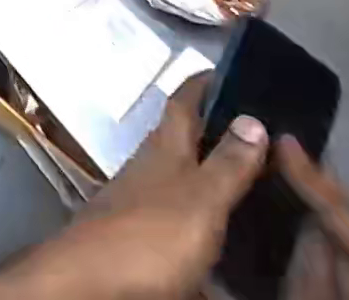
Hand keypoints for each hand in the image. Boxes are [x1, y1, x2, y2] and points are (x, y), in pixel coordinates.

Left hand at [0, 74, 267, 299]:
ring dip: (207, 165)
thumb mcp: (200, 200)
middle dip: (212, 124)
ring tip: (250, 178)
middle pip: (180, 132)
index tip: (230, 70)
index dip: (203, 82)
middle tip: (257, 130)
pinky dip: (200, 204)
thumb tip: (252, 116)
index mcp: (165, 146)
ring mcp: (141, 194)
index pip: (184, 99)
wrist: (91, 281)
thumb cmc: (149, 235)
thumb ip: (226, 164)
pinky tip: (219, 224)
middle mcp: (150, 161)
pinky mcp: (138, 228)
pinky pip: (176, 203)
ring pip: (178, 167)